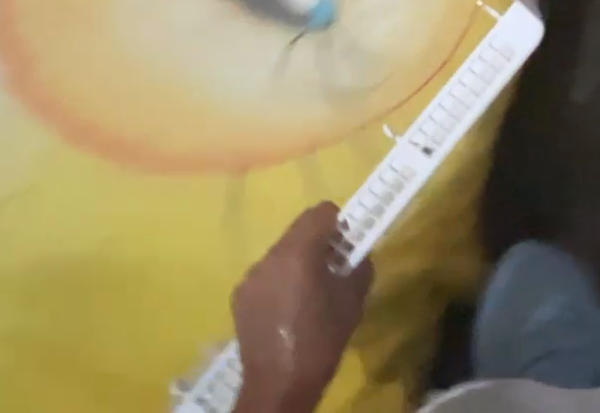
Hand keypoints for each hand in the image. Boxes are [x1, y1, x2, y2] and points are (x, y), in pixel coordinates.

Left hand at [232, 203, 373, 412]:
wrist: (279, 388)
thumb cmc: (321, 340)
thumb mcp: (353, 301)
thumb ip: (359, 266)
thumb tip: (359, 253)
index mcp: (299, 251)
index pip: (320, 212)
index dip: (338, 222)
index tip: (346, 243)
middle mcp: (270, 256)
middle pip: (299, 231)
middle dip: (318, 242)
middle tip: (333, 267)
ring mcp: (251, 276)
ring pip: (281, 252)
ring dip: (298, 261)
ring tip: (309, 292)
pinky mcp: (240, 296)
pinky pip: (266, 274)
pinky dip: (280, 280)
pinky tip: (288, 309)